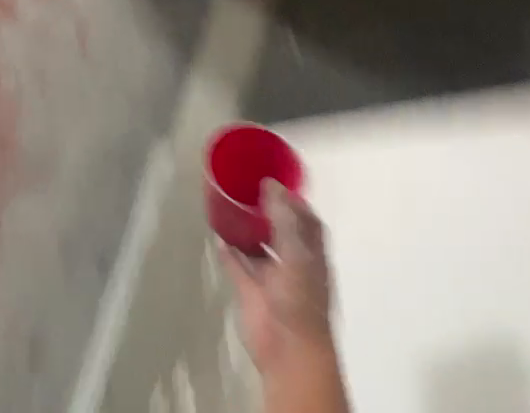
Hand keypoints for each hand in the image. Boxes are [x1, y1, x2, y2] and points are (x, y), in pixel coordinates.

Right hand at [225, 180, 334, 373]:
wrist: (288, 349)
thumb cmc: (300, 300)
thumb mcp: (296, 255)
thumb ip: (284, 220)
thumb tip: (270, 185)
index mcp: (312, 255)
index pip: (307, 221)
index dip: (294, 200)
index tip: (273, 179)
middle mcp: (294, 264)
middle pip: (282, 231)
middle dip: (267, 211)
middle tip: (245, 188)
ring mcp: (272, 278)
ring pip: (258, 248)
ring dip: (246, 229)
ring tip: (228, 206)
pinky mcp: (251, 291)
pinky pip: (238, 265)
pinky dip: (229, 252)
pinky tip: (218, 235)